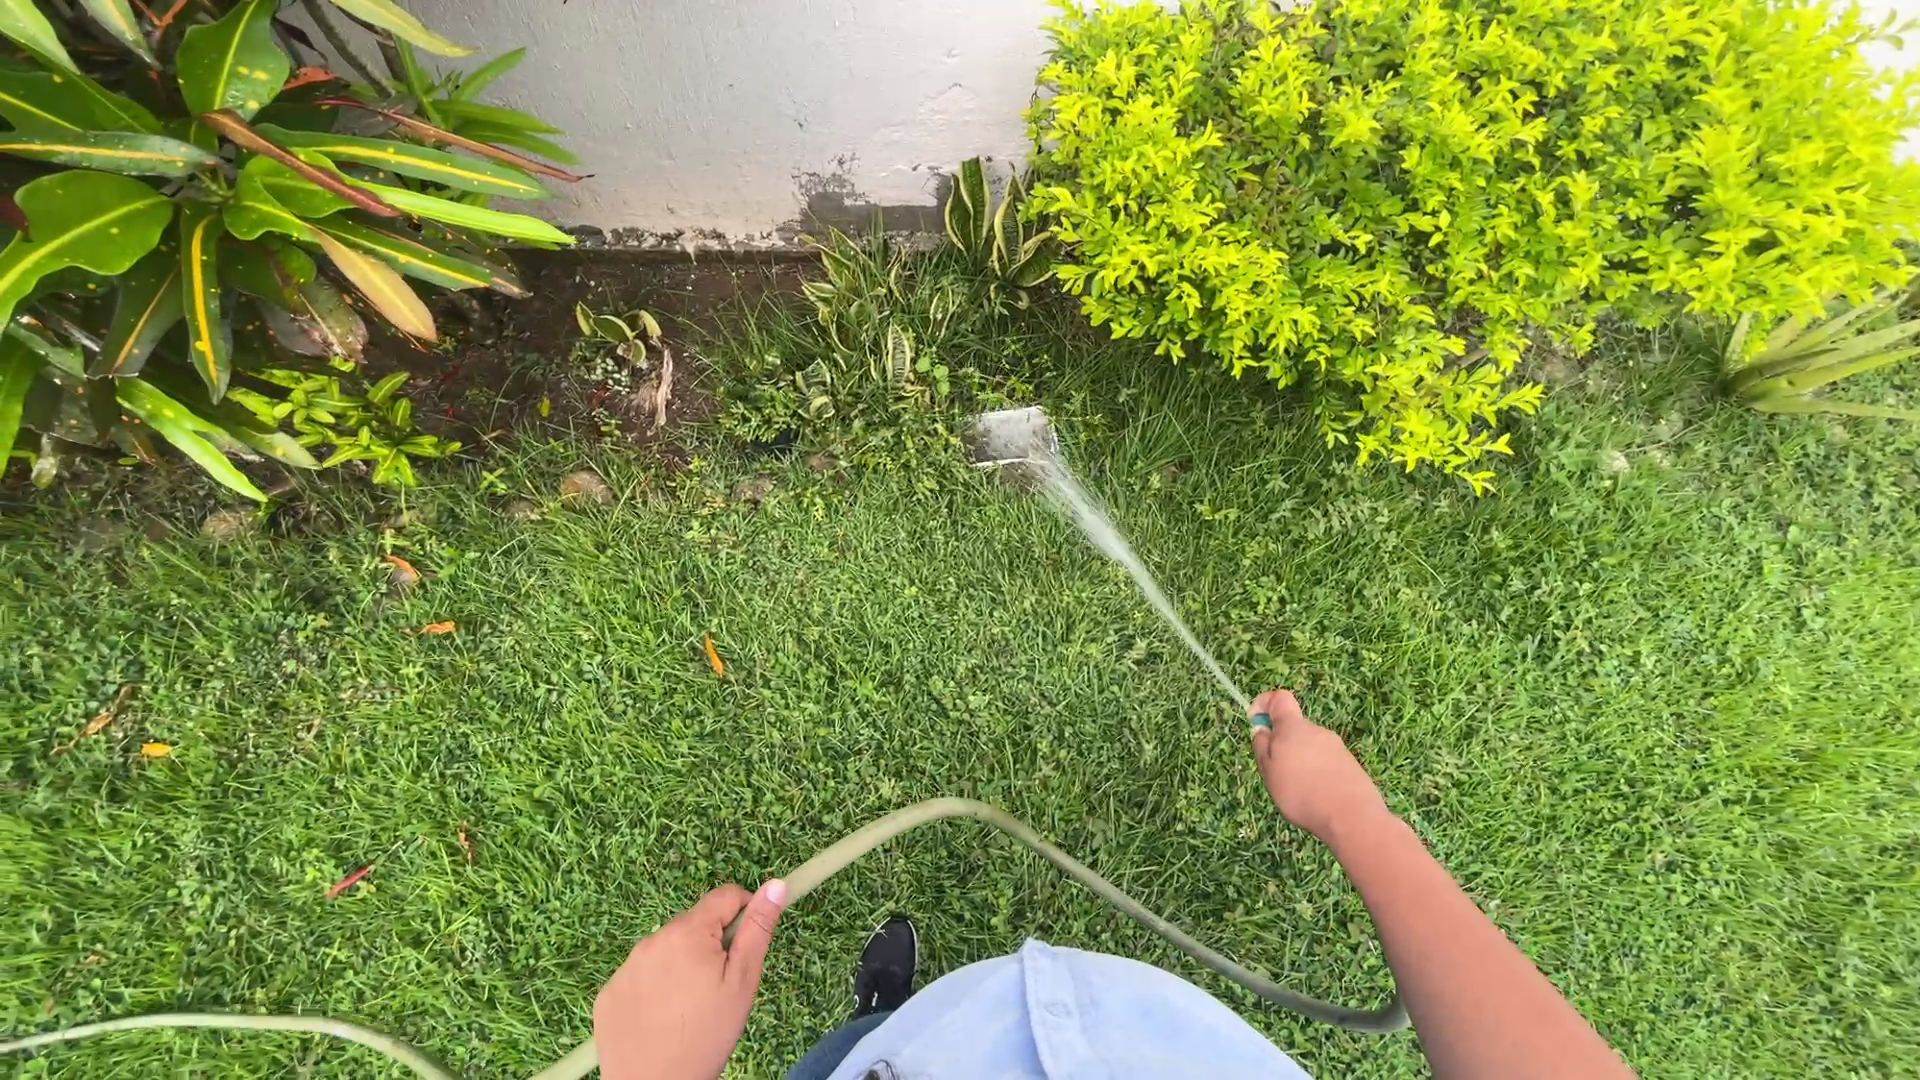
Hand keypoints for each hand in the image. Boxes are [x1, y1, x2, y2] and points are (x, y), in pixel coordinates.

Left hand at [593, 879, 787, 1079]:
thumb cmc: (707, 1035)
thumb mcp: (743, 981)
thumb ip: (758, 928)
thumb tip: (775, 883)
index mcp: (688, 931)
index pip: (725, 896)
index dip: (743, 914)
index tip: (744, 948)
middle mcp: (653, 939)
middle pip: (695, 924)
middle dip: (710, 944)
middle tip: (717, 986)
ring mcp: (625, 967)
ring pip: (667, 949)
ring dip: (682, 963)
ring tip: (689, 1005)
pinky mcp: (608, 993)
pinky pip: (641, 975)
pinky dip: (654, 986)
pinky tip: (661, 1017)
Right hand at [1248, 688, 1390, 843]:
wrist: (1353, 817)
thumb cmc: (1301, 792)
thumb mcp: (1269, 771)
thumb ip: (1262, 746)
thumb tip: (1261, 729)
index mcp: (1293, 727)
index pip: (1279, 698)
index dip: (1264, 704)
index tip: (1256, 724)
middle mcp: (1317, 731)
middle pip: (1294, 728)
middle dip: (1282, 745)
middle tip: (1277, 772)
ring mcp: (1337, 748)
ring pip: (1310, 747)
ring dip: (1301, 761)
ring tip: (1299, 790)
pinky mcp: (1351, 765)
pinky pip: (1326, 762)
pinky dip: (1318, 773)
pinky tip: (1318, 796)